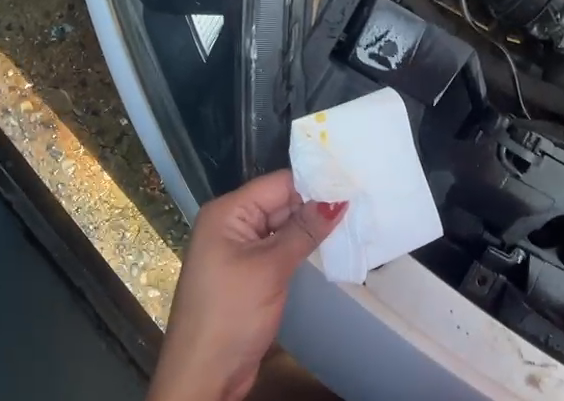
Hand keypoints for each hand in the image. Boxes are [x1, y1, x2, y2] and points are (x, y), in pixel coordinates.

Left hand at [149, 172, 345, 400]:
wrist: (202, 379)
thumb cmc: (230, 316)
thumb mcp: (270, 269)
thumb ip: (305, 230)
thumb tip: (339, 199)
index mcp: (227, 212)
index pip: (279, 184)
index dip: (314, 183)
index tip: (353, 183)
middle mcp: (231, 223)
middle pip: (282, 201)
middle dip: (316, 204)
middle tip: (361, 200)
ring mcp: (238, 249)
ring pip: (283, 225)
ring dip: (312, 226)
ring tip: (355, 217)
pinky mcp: (248, 272)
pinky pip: (279, 247)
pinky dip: (302, 245)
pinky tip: (330, 243)